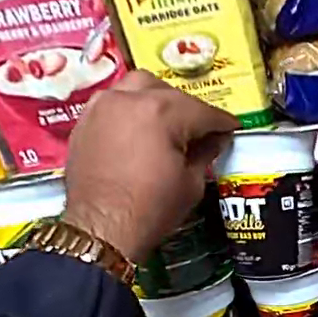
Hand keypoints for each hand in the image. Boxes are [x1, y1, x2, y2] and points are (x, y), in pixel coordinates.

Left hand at [61, 71, 238, 262]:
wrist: (101, 229)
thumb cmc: (151, 208)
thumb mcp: (191, 183)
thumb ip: (205, 153)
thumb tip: (214, 140)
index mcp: (161, 112)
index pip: (203, 111)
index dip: (222, 122)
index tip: (232, 129)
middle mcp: (129, 99)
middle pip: (169, 93)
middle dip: (189, 109)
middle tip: (201, 131)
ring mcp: (102, 106)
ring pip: (138, 88)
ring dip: (158, 100)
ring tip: (169, 124)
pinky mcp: (85, 121)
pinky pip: (115, 102)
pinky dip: (133, 109)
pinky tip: (141, 130)